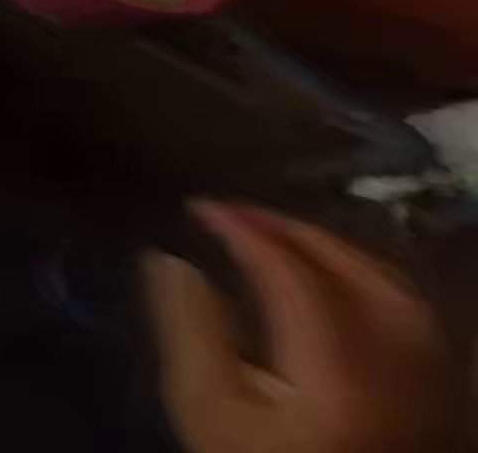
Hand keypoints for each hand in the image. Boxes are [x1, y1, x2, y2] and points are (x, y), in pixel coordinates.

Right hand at [144, 201, 447, 452]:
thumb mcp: (201, 400)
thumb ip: (189, 328)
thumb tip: (169, 260)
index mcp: (340, 383)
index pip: (299, 282)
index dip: (248, 233)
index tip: (198, 206)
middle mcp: (406, 384)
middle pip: (372, 286)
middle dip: (300, 233)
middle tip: (239, 210)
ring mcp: (437, 396)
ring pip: (409, 303)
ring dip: (339, 252)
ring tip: (277, 231)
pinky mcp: (440, 403)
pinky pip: (417, 323)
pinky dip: (368, 280)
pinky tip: (326, 273)